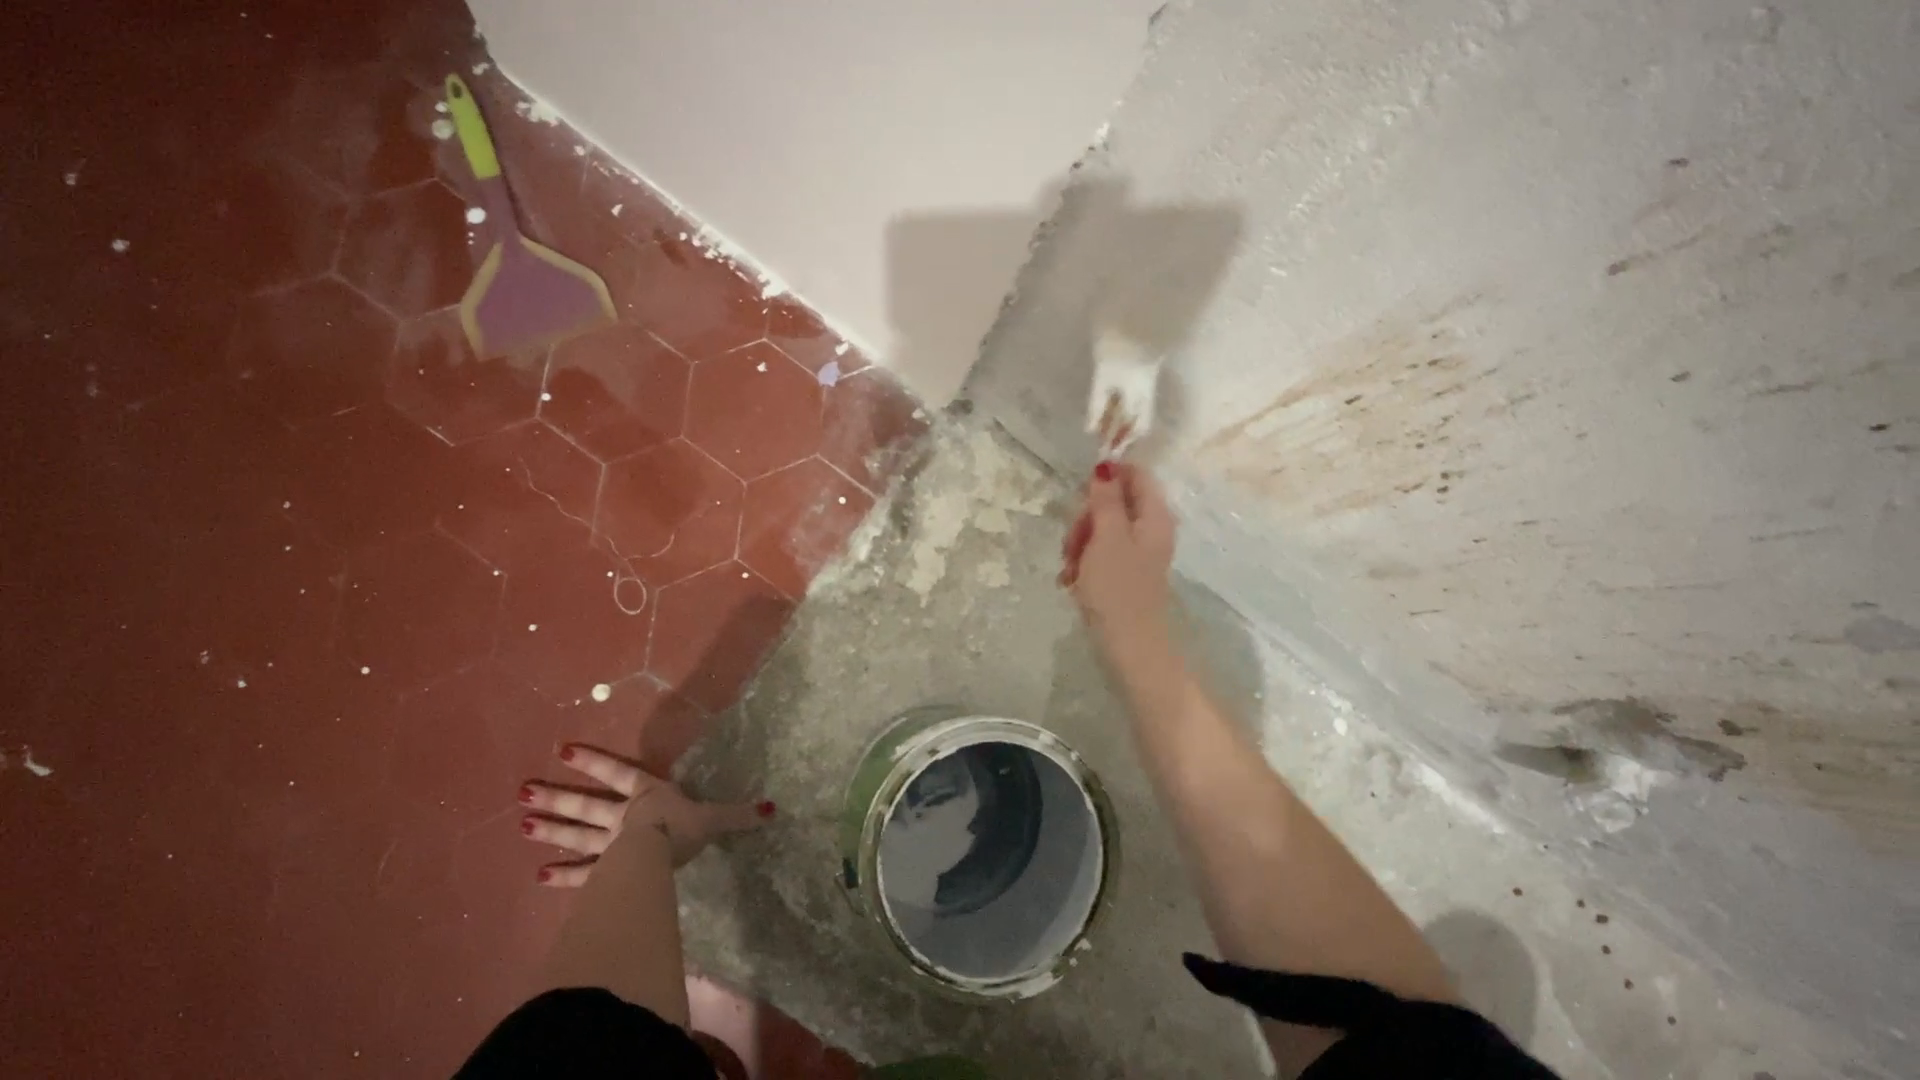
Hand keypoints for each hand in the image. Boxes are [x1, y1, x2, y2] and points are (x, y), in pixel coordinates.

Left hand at [516, 744, 773, 886]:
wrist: (657, 858)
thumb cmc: (683, 831)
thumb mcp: (714, 818)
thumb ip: (739, 814)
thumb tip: (773, 809)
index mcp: (647, 796)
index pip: (618, 774)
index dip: (593, 762)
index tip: (562, 751)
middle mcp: (622, 816)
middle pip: (586, 805)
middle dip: (556, 798)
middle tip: (523, 792)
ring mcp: (609, 844)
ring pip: (576, 834)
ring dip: (550, 829)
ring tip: (522, 823)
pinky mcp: (605, 872)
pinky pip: (582, 873)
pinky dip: (562, 875)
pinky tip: (539, 876)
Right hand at [1061, 462, 1175, 654]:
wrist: (1129, 644)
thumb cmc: (1118, 587)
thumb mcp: (1107, 537)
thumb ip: (1105, 499)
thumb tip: (1105, 466)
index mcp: (1154, 514)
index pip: (1135, 473)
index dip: (1106, 477)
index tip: (1081, 494)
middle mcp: (1150, 529)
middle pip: (1114, 502)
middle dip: (1086, 518)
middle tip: (1072, 541)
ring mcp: (1137, 553)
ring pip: (1102, 529)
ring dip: (1079, 543)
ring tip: (1069, 568)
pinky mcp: (1124, 574)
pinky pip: (1100, 554)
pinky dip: (1084, 563)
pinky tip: (1072, 580)